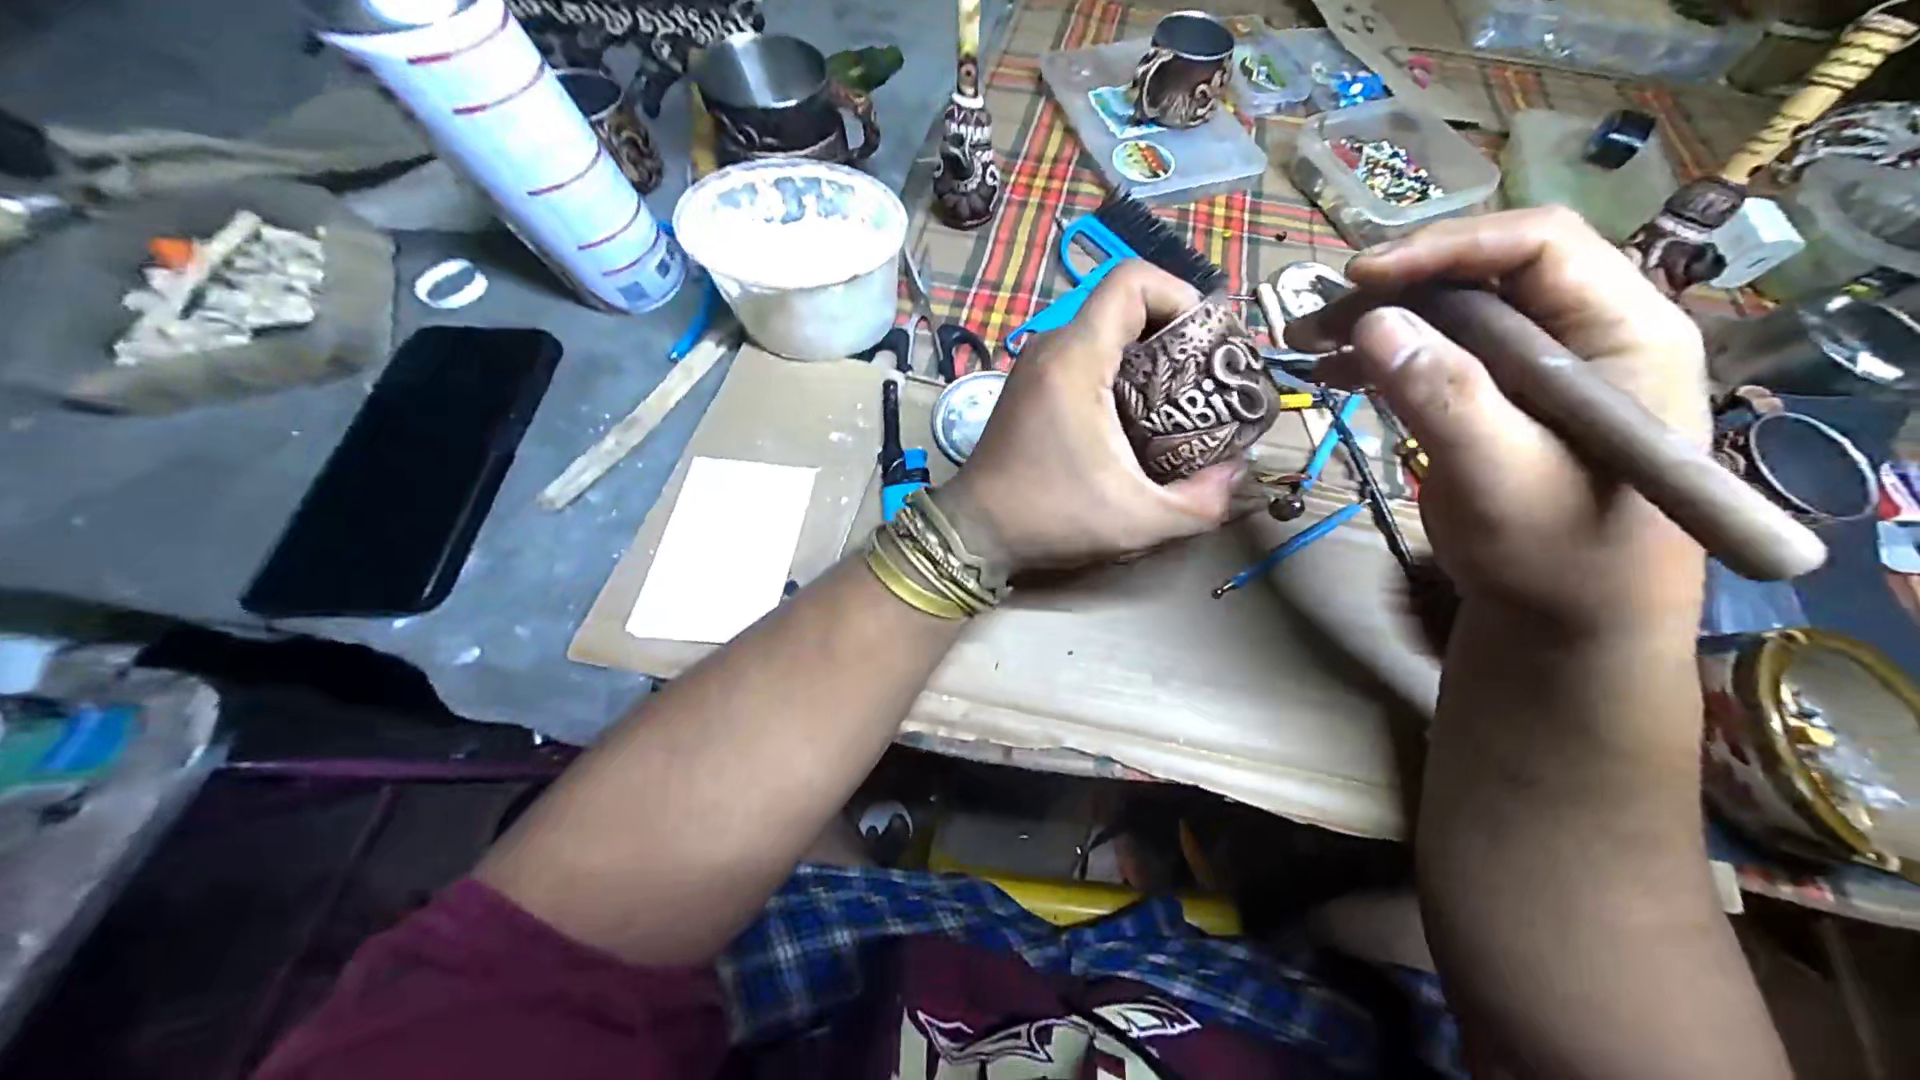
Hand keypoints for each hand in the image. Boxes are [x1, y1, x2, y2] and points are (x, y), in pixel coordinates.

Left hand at [940, 261, 1244, 572]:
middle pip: (1123, 304)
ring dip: (1146, 353)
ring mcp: (1037, 365)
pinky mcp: (1031, 386)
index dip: (1179, 295)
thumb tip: (1235, 472)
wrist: (976, 532)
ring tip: (1178, 398)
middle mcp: (1051, 348)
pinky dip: (1119, 370)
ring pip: (1104, 329)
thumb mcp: (1138, 521)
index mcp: (1075, 360)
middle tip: (1203, 376)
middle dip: (1172, 331)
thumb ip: (1201, 501)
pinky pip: (1085, 354)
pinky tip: (1138, 415)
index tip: (1206, 344)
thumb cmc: (1050, 519)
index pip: (1131, 281)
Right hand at [1287, 208, 1710, 639]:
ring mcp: (1533, 367)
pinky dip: (1377, 358)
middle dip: (1395, 289)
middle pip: (1483, 275)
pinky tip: (1330, 371)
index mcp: (1621, 333)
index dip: (1445, 248)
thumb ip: (1445, 396)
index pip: (1537, 247)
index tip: (1360, 276)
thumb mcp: (1499, 476)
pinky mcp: (1492, 397)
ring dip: (1376, 321)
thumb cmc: (1555, 555)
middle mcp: (1580, 334)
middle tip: (1318, 317)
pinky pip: (1432, 355)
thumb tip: (1372, 323)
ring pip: (1448, 314)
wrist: (1563, 617)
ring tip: (1308, 341)